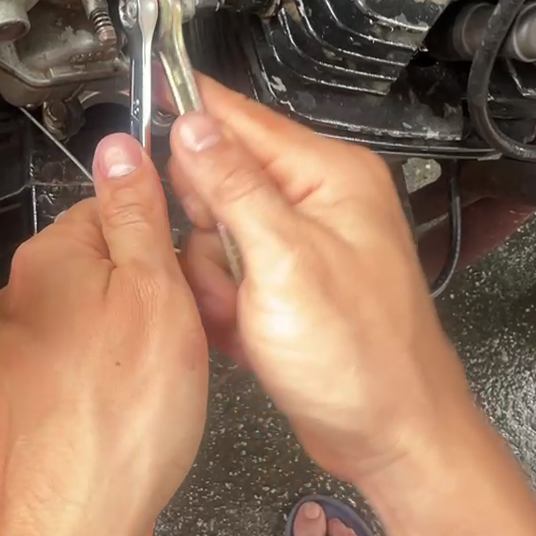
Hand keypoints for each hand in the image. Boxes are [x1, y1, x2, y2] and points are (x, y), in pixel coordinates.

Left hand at [0, 132, 209, 535]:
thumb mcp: (153, 290)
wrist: (71, 525)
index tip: (189, 274)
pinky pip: (83, 352)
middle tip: (185, 331)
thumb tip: (119, 142)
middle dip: (153, 284)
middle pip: (107, 258)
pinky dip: (115, 365)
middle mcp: (22, 291)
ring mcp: (21, 342)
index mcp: (50, 253)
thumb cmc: (124, 411)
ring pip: (99, 308)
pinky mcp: (28, 387)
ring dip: (138, 327)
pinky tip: (136, 400)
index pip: (116, 204)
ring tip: (165, 372)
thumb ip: (136, 212)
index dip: (165, 238)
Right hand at [168, 77, 469, 486]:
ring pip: (215, 229)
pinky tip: (244, 327)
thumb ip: (234, 187)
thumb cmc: (355, 355)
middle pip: (220, 178)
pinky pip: (228, 267)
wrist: (390, 437)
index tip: (144, 98)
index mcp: (328, 176)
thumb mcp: (284, 261)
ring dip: (213, 274)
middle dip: (205, 226)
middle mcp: (316, 199)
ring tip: (239, 312)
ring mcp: (300, 241)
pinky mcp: (286, 279)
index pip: (242, 119)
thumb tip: (194, 125)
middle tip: (224, 268)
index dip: (190, 114)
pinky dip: (225, 298)